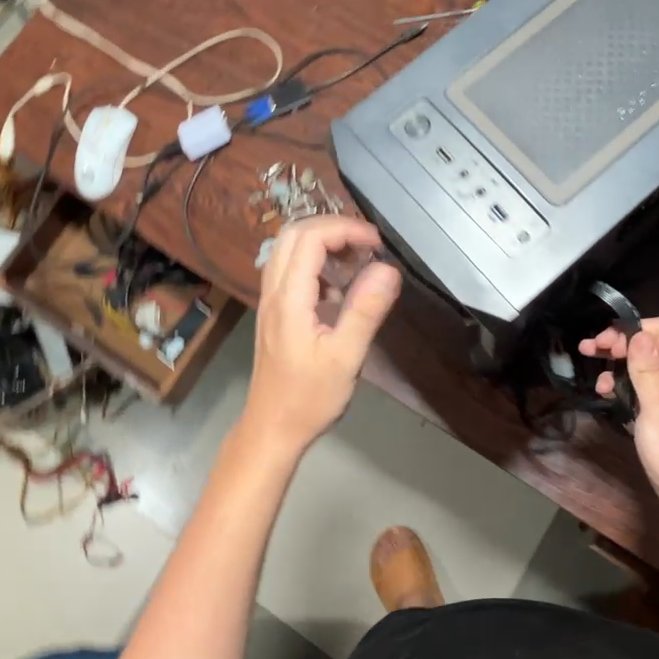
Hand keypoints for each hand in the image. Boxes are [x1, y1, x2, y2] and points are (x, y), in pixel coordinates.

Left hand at [246, 215, 402, 454]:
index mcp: (289, 298)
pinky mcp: (274, 313)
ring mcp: (270, 302)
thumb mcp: (346, 357)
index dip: (345, 230)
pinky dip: (315, 264)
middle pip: (293, 234)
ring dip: (322, 244)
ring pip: (288, 250)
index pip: (311, 238)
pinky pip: (289, 270)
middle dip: (333, 229)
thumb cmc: (309, 398)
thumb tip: (388, 268)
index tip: (377, 245)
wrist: (272, 429)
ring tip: (358, 262)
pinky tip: (340, 290)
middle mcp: (273, 292)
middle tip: (367, 246)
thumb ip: (366, 310)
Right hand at [579, 317, 658, 508]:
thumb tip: (637, 334)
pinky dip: (620, 381)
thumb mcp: (657, 408)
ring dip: (615, 362)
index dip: (633, 330)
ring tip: (592, 368)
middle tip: (590, 348)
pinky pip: (638, 381)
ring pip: (640, 361)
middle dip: (619, 342)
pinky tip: (604, 391)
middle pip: (648, 343)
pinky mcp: (658, 404)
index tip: (608, 344)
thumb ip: (647, 369)